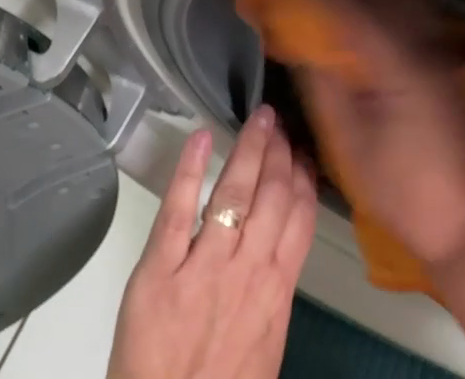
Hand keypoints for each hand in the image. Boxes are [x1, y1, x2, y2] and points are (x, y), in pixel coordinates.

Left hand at [108, 107, 317, 378]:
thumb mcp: (265, 343)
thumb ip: (271, 294)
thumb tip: (279, 254)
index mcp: (275, 291)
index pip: (299, 221)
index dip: (303, 180)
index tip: (305, 152)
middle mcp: (246, 271)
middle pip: (271, 199)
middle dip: (278, 154)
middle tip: (279, 121)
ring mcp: (203, 267)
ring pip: (233, 196)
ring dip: (248, 152)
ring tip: (258, 120)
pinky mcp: (159, 270)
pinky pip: (176, 211)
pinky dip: (189, 171)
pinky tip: (201, 138)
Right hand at [294, 0, 464, 267]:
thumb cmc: (403, 187)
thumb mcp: (350, 144)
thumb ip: (325, 90)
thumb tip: (301, 51)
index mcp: (395, 62)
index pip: (351, 5)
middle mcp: (422, 46)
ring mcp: (441, 54)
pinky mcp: (447, 66)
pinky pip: (415, 17)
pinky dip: (389, 7)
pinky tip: (368, 24)